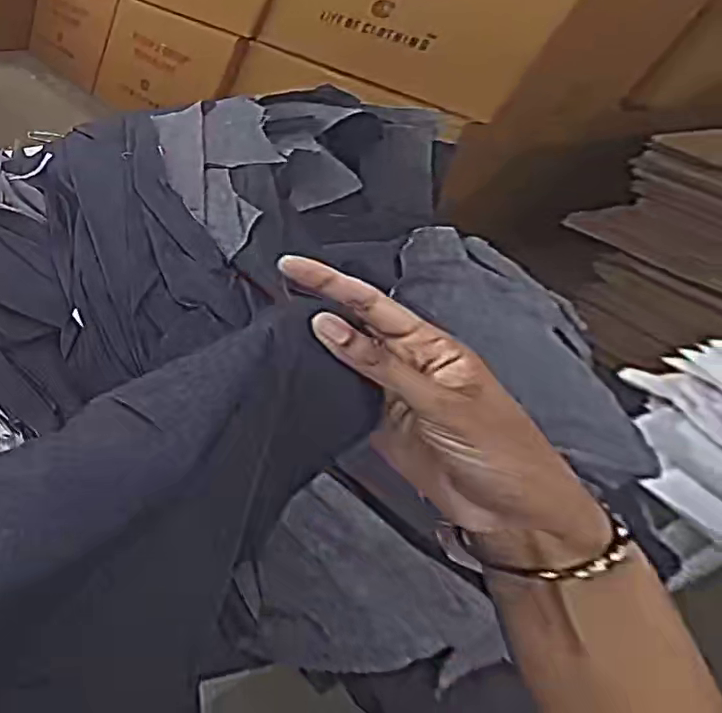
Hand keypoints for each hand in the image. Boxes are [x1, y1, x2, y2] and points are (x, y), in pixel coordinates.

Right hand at [278, 255, 610, 568]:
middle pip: (351, 321)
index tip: (293, 265)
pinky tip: (289, 362)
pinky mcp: (370, 414)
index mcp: (433, 348)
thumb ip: (379, 364)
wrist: (517, 521)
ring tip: (270, 315)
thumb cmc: (510, 459)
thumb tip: (324, 324)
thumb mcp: (444, 405)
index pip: (373, 305)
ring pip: (337, 351)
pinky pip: (333, 384)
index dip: (331, 282)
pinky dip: (310, 372)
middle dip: (314, 298)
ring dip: (307, 335)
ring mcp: (386, 388)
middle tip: (275, 279)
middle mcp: (406, 362)